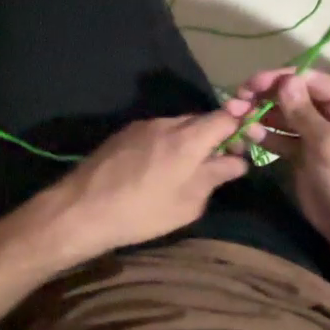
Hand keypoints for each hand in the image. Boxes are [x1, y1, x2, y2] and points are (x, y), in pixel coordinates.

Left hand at [36, 112, 249, 260]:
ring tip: (189, 169)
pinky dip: (167, 144)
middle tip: (221, 161)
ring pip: (177, 126)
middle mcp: (166, 123)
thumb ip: (214, 177)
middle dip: (215, 136)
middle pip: (201, 120)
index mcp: (188, 138)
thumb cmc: (141, 212)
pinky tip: (160, 168)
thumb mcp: (188, 203)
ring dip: (189, 141)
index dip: (241, 126)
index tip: (247, 143)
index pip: (226, 117)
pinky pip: (156, 132)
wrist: (81, 209)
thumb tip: (237, 161)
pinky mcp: (123, 134)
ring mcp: (141, 126)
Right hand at [226, 70, 329, 245]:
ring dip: (260, 113)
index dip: (280, 79)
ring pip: (284, 114)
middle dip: (266, 96)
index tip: (251, 83)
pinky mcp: (302, 150)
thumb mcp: (327, 143)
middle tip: (237, 98)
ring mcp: (318, 131)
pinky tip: (246, 133)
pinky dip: (264, 133)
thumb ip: (303, 111)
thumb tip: (285, 79)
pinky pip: (280, 135)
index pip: (312, 80)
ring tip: (233, 114)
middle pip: (295, 95)